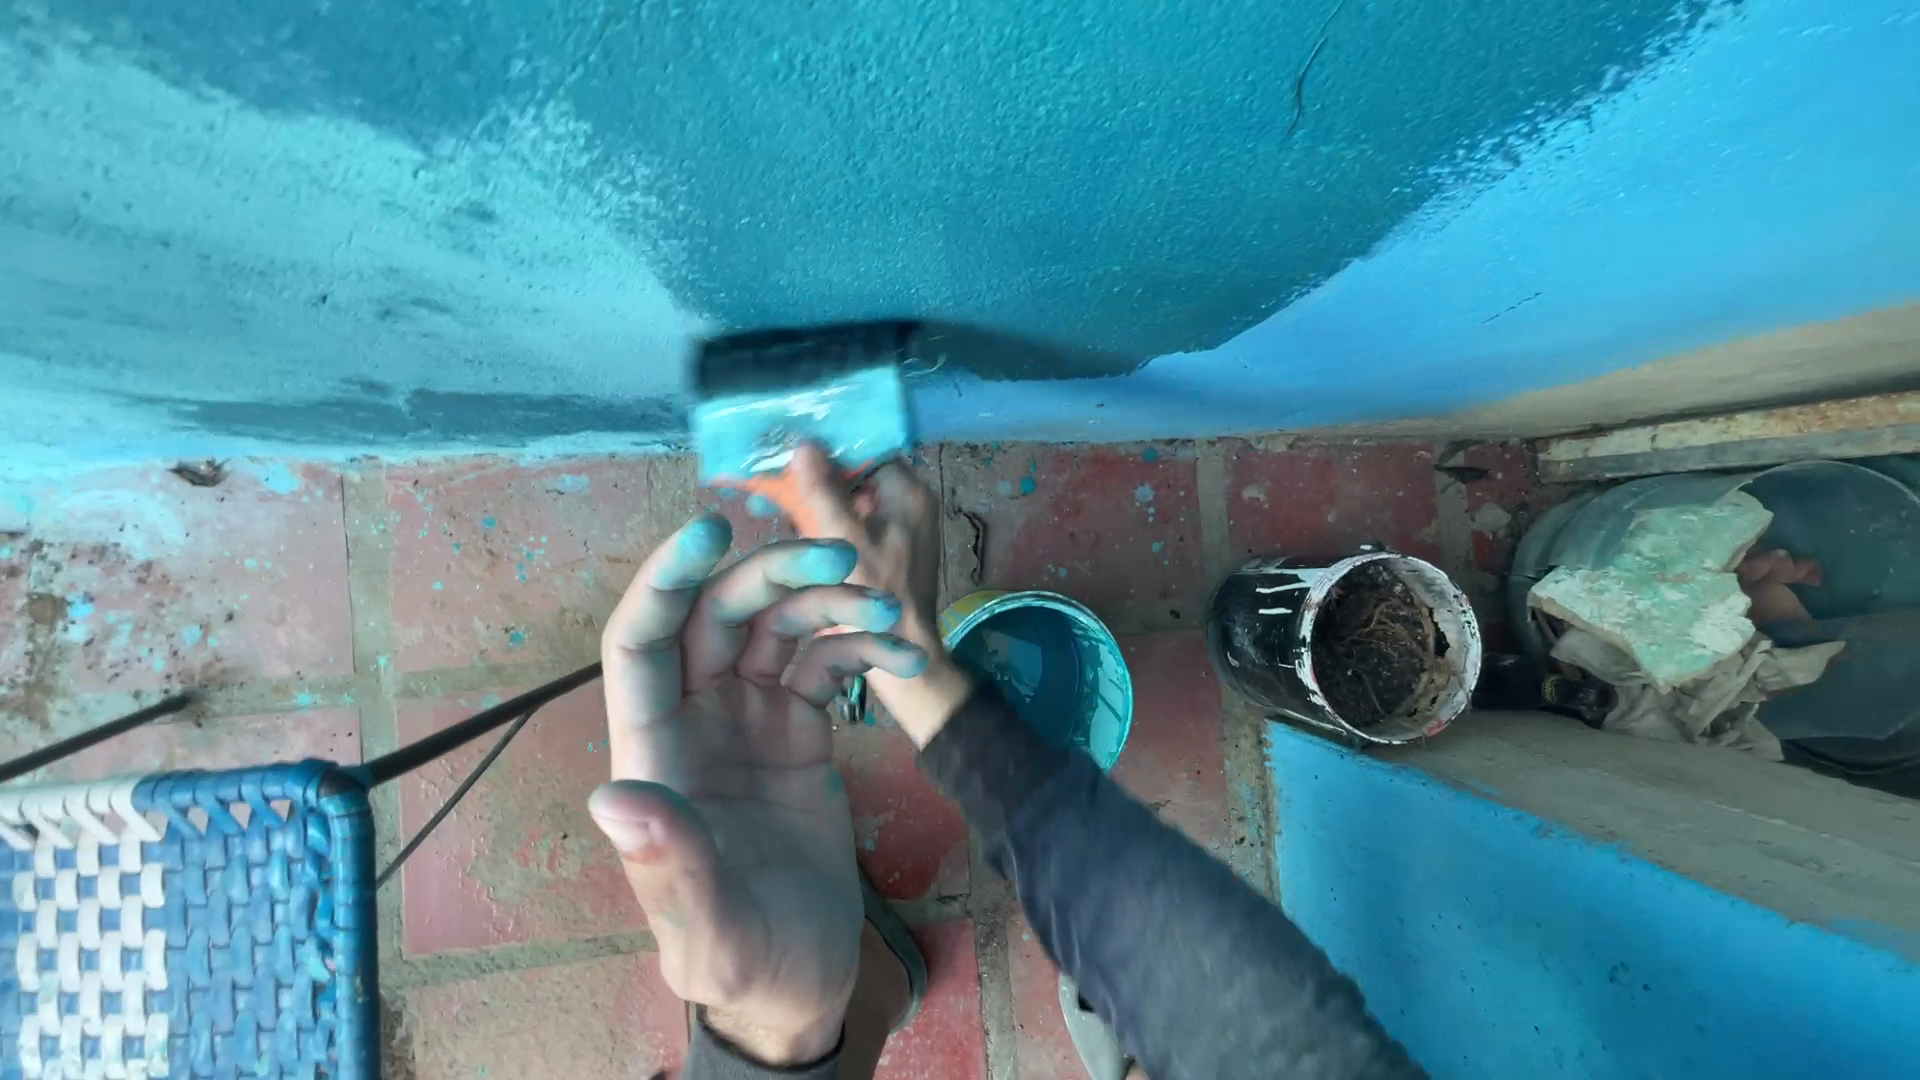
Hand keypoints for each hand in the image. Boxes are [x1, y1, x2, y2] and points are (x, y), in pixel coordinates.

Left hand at [589, 513, 928, 1064]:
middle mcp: (698, 719)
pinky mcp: (801, 728)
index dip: (666, 580)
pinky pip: (829, 663)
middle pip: (722, 615)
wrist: (806, 974)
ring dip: (833, 605)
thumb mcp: (707, 932)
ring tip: (893, 611)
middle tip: (842, 562)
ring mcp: (752, 718)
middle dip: (775, 575)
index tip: (712, 530)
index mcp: (655, 752)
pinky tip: (906, 661)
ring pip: (781, 627)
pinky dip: (867, 648)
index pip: (643, 642)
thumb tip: (616, 797)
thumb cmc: (745, 961)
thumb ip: (667, 867)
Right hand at [789, 444, 973, 745]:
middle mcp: (907, 503)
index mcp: (907, 493)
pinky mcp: (883, 548)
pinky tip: (788, 525)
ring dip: (812, 497)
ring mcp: (896, 527)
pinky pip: (850, 520)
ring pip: (849, 496)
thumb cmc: (877, 600)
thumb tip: (804, 444)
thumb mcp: (843, 542)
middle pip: (855, 471)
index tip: (785, 448)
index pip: (866, 448)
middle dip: (812, 474)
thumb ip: (823, 491)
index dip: (826, 446)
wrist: (903, 658)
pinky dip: (822, 520)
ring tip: (768, 498)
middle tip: (768, 478)